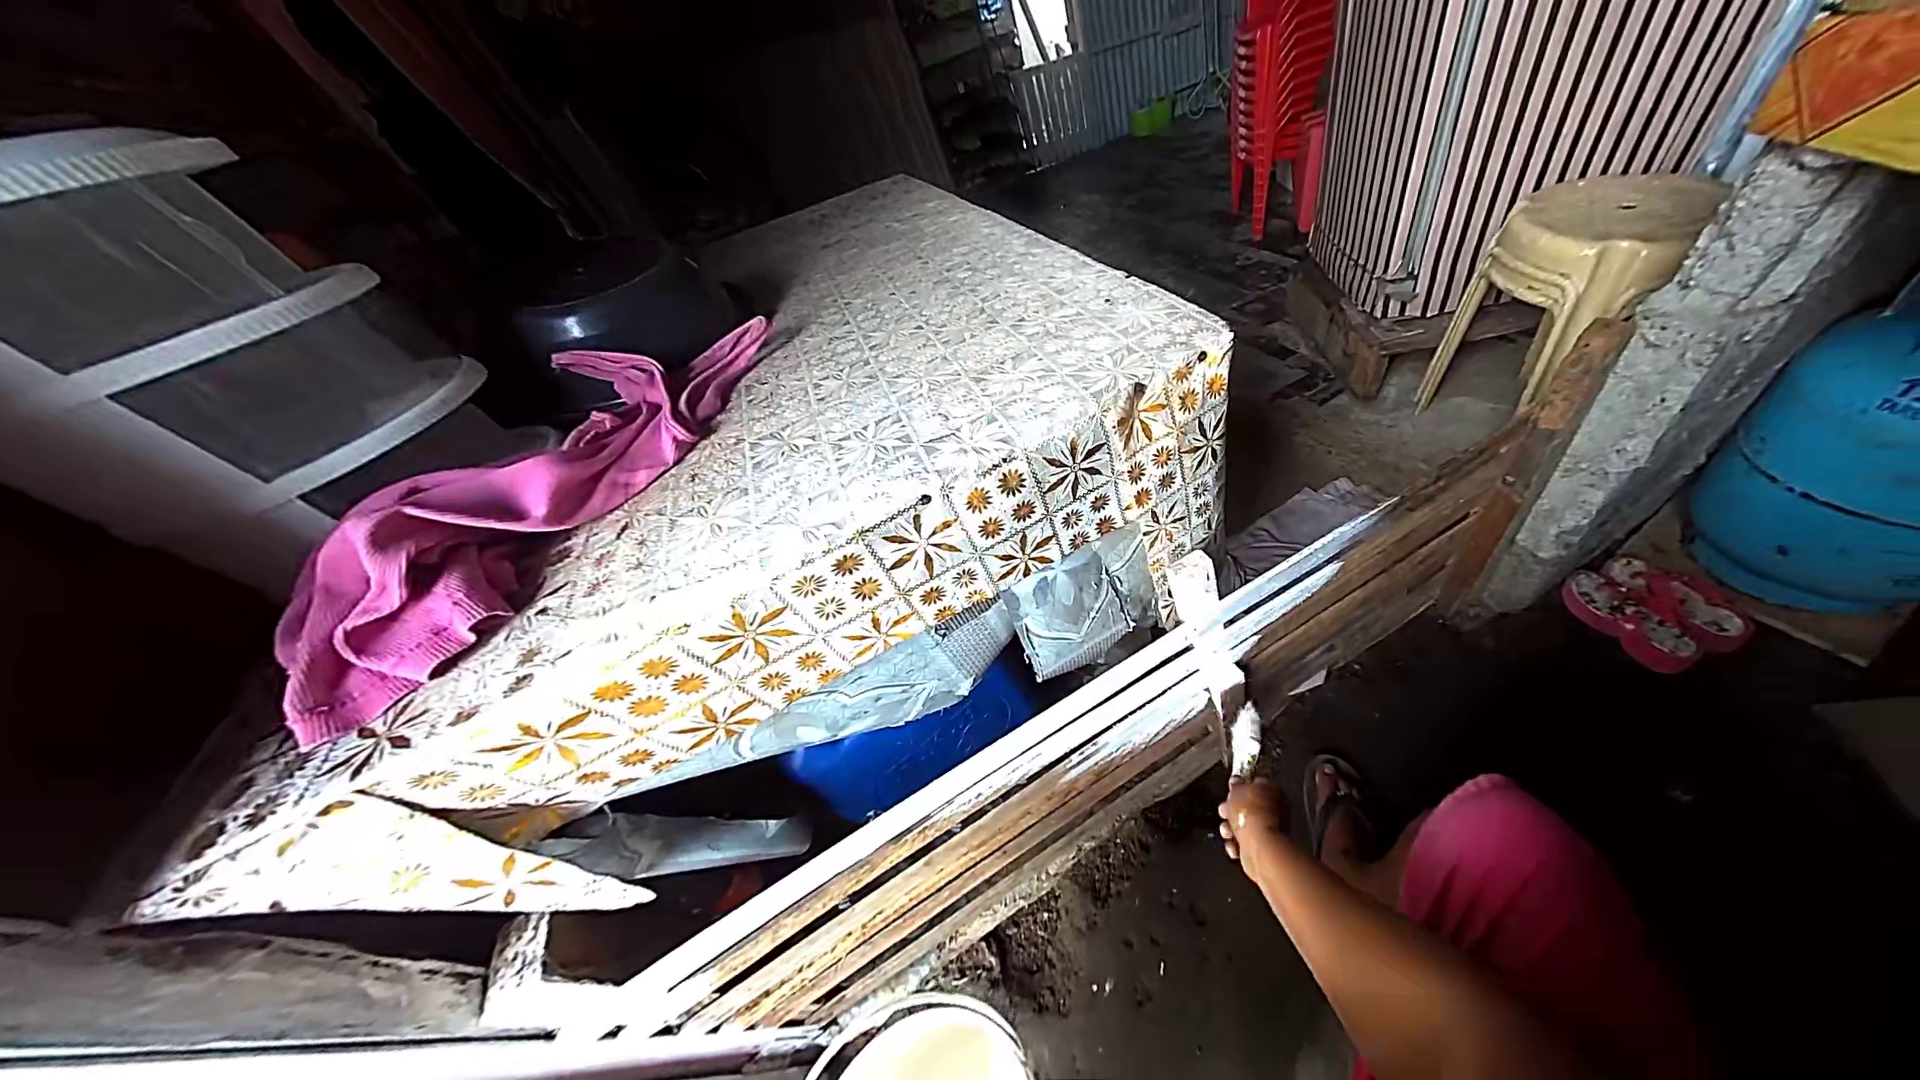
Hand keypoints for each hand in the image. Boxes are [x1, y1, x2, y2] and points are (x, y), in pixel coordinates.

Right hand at [1218, 777, 1287, 864]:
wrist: (1259, 848)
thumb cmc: (1249, 814)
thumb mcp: (1237, 791)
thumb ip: (1236, 785)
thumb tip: (1235, 780)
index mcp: (1272, 792)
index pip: (1255, 783)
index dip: (1240, 786)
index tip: (1229, 790)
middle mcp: (1275, 811)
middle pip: (1247, 806)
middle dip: (1231, 810)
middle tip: (1224, 812)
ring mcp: (1270, 831)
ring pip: (1243, 825)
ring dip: (1230, 829)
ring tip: (1227, 832)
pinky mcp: (1263, 848)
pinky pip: (1244, 843)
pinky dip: (1236, 845)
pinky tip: (1234, 846)